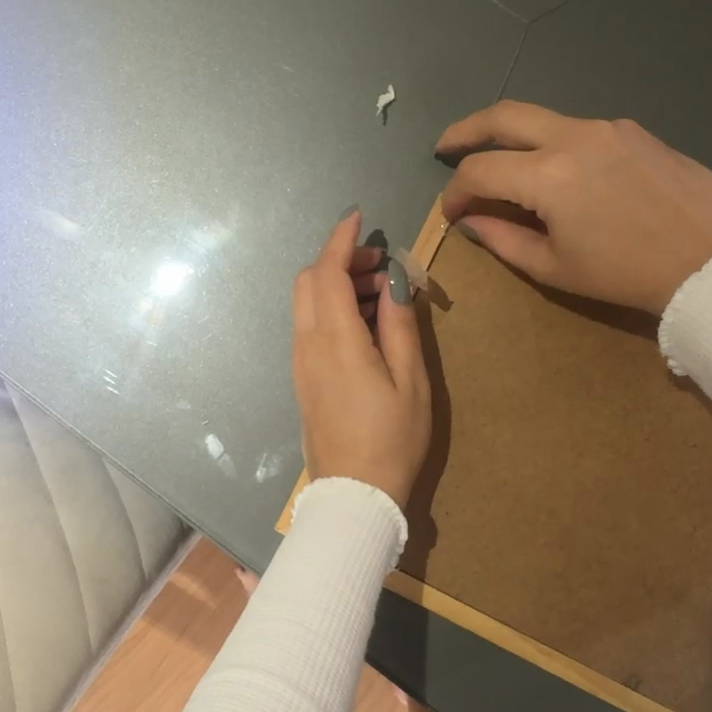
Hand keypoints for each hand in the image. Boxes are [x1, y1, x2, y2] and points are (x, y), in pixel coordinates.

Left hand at [292, 210, 430, 509]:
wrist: (354, 493)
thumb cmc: (392, 439)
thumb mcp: (411, 381)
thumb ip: (400, 325)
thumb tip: (395, 281)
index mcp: (336, 341)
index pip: (327, 273)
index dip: (341, 241)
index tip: (359, 218)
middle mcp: (308, 346)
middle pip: (308, 283)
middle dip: (339, 261)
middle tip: (381, 266)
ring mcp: (300, 363)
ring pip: (306, 304)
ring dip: (335, 286)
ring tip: (382, 296)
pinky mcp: (302, 379)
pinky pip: (309, 327)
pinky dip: (331, 309)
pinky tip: (365, 324)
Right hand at [436, 101, 711, 313]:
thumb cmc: (626, 275)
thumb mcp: (552, 268)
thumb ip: (502, 239)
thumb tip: (473, 220)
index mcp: (548, 176)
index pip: (478, 171)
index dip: (455, 193)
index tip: (451, 214)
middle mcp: (573, 137)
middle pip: (503, 116)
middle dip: (465, 130)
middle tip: (444, 146)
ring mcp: (608, 128)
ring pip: (542, 119)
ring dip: (510, 136)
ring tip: (499, 162)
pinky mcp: (635, 132)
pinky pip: (577, 130)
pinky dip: (550, 144)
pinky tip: (554, 172)